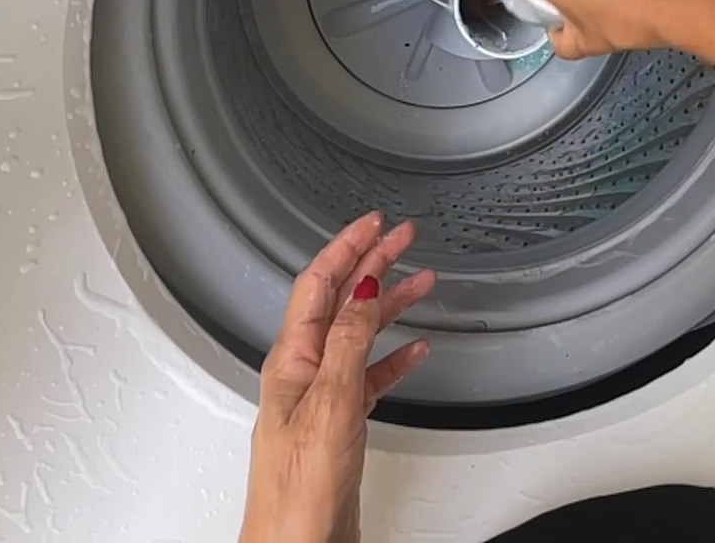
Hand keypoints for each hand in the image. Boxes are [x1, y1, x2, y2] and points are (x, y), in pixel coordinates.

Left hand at [240, 213, 435, 542]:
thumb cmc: (298, 492)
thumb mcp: (329, 401)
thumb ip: (349, 341)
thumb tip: (365, 291)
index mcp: (292, 359)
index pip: (318, 283)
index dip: (347, 246)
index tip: (373, 222)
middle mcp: (305, 370)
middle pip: (342, 299)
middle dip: (373, 262)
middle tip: (403, 236)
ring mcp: (323, 394)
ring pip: (361, 331)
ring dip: (391, 303)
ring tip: (421, 280)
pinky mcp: (342, 419)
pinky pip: (373, 372)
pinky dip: (397, 355)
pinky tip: (416, 349)